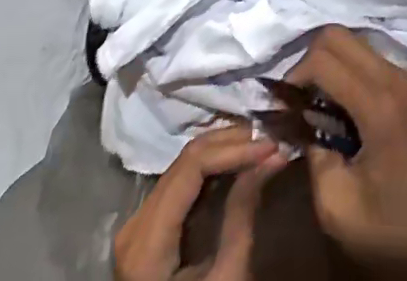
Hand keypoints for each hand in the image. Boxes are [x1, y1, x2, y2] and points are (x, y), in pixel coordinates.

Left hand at [113, 125, 289, 280]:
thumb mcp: (227, 276)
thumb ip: (242, 213)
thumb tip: (271, 157)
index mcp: (147, 241)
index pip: (191, 167)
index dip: (233, 149)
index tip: (272, 146)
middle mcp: (135, 222)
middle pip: (185, 159)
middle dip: (231, 143)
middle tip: (272, 139)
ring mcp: (138, 223)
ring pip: (183, 164)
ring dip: (224, 149)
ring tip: (261, 146)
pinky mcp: (149, 226)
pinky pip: (182, 181)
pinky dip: (213, 167)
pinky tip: (240, 162)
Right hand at [287, 27, 406, 279]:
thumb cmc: (388, 228)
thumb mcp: (336, 203)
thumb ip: (311, 151)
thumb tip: (296, 120)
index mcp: (380, 105)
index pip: (324, 59)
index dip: (293, 77)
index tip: (282, 109)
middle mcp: (396, 79)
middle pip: (338, 35)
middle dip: (308, 60)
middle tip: (295, 100)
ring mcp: (406, 80)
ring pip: (353, 42)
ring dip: (326, 64)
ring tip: (312, 104)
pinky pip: (367, 59)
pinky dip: (343, 70)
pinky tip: (336, 107)